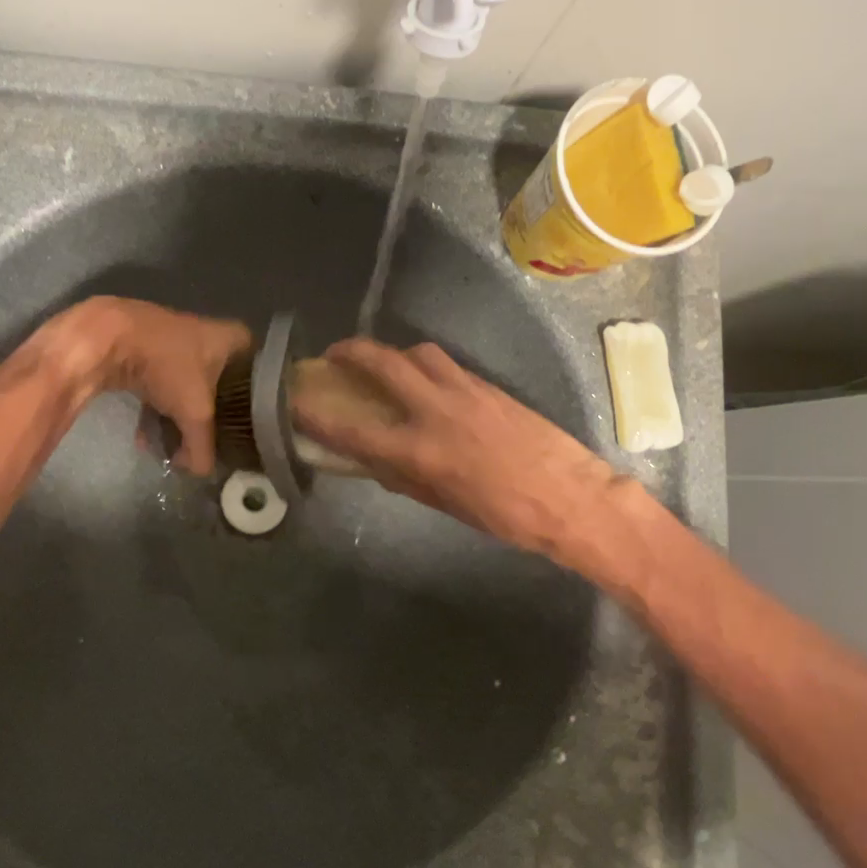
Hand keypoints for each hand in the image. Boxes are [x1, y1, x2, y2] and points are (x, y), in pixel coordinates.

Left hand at [37, 297, 249, 475]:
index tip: (244, 434)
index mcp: (235, 340)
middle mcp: (212, 336)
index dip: (251, 409)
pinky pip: (164, 387)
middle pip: (221, 389)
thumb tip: (200, 472)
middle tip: (206, 446)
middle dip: (209, 421)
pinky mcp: (151, 351)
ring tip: (172, 449)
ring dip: (178, 421)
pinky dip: (157, 412)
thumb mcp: (194, 413)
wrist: (109, 337)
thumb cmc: (168, 366)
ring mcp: (178, 343)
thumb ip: (202, 447)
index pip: (258, 378)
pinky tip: (146, 439)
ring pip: (189, 390)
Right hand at [291, 339, 622, 564]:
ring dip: (393, 353)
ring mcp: (466, 392)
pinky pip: (447, 365)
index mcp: (420, 452)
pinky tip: (428, 381)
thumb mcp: (447, 505)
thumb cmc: (506, 516)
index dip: (318, 415)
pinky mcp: (489, 386)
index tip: (295, 401)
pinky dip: (426, 365)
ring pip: (419, 353)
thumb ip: (406, 478)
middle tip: (334, 353)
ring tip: (386, 364)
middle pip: (384, 364)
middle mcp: (436, 411)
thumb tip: (377, 462)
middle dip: (352, 352)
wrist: (571, 496)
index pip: (355, 431)